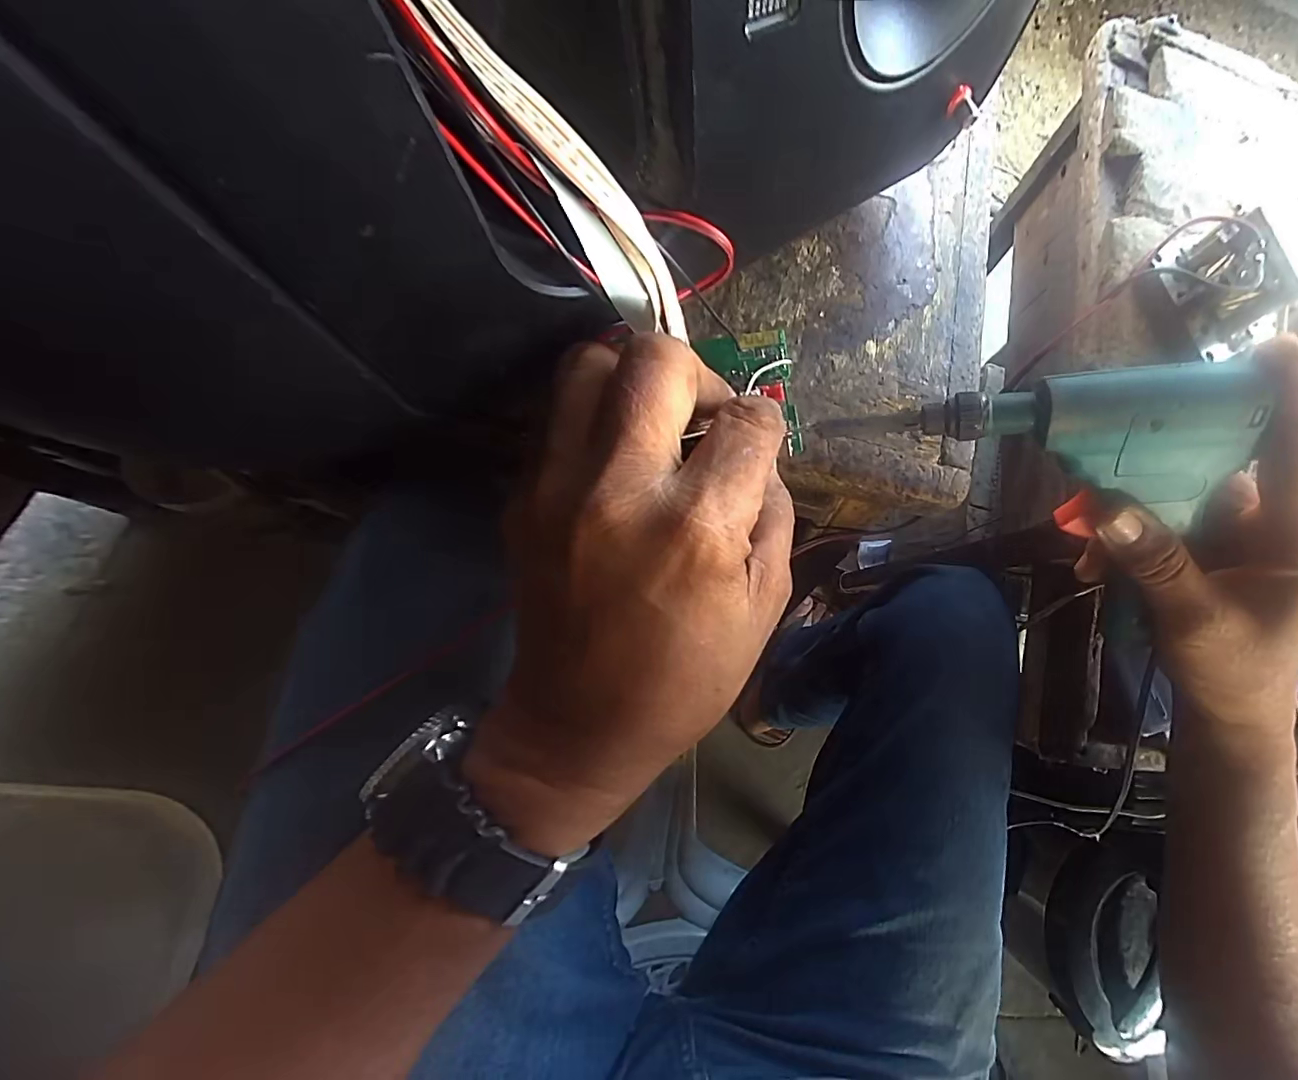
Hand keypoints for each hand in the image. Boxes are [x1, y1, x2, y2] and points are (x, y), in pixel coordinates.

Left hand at [465, 335, 794, 852]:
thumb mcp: (766, 602)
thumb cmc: (691, 675)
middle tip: (710, 415)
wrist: (578, 726)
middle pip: (656, 361)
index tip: (765, 438)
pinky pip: (561, 414)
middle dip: (702, 374)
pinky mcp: (523, 496)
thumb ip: (774, 515)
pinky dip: (600, 413)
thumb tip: (761, 459)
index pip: (745, 423)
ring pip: (589, 363)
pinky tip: (624, 458)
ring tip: (662, 422)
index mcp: (697, 526)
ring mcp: (558, 486)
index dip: (767, 421)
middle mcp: (621, 488)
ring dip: (638, 378)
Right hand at [1080, 334, 1297, 748]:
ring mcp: (1253, 532)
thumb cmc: (1232, 674)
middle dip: (1184, 438)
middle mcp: (1287, 524)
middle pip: (1244, 454)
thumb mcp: (1195, 620)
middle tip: (1139, 412)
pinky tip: (1098, 550)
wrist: (1230, 714)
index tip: (1274, 345)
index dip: (1293, 395)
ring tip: (1090, 499)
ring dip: (1145, 489)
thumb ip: (1155, 564)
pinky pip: (1181, 512)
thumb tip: (1107, 510)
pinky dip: (1139, 523)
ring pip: (1202, 482)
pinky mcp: (1223, 543)